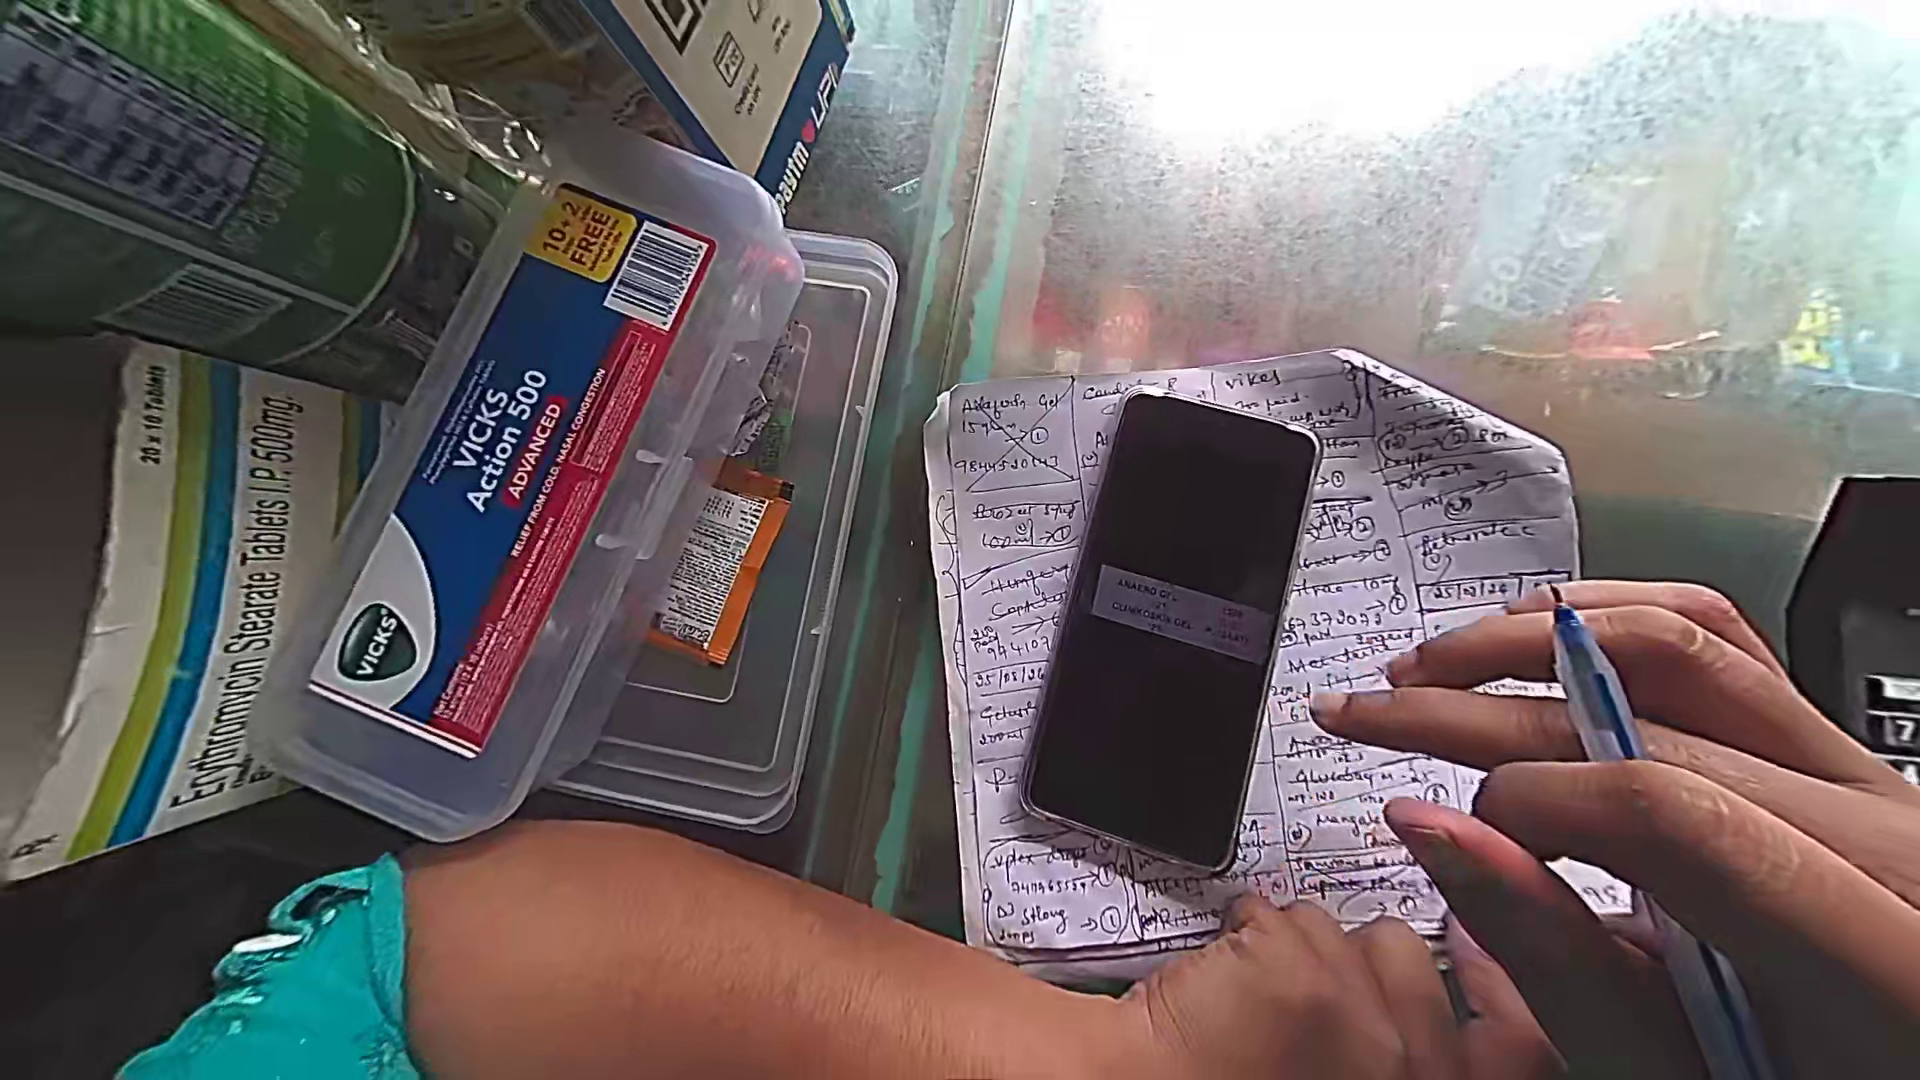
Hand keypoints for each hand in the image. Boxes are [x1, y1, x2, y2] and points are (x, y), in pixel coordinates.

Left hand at [1125, 894, 1561, 1078]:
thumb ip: (1398, 1062)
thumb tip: (1414, 1010)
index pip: (1518, 1039)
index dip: (1493, 983)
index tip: (1467, 947)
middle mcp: (1414, 1066)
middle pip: (1404, 951)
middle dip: (1354, 952)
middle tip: (1309, 978)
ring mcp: (1353, 1010)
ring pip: (1329, 919)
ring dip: (1292, 937)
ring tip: (1256, 982)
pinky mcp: (1290, 964)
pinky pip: (1270, 907)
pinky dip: (1240, 924)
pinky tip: (1222, 967)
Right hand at [1310, 580, 1919, 1078]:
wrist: (1867, 1041)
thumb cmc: (1767, 1071)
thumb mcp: (1655, 1059)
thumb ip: (1541, 945)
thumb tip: (1420, 820)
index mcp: (1883, 958)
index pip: (1664, 813)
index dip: (1521, 803)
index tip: (1451, 828)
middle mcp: (1892, 840)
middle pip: (1624, 713)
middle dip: (1453, 709)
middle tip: (1357, 713)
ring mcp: (1860, 770)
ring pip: (1661, 636)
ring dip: (1505, 643)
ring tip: (1423, 670)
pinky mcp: (1815, 736)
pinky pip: (1705, 625)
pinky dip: (1585, 614)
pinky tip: (1514, 636)